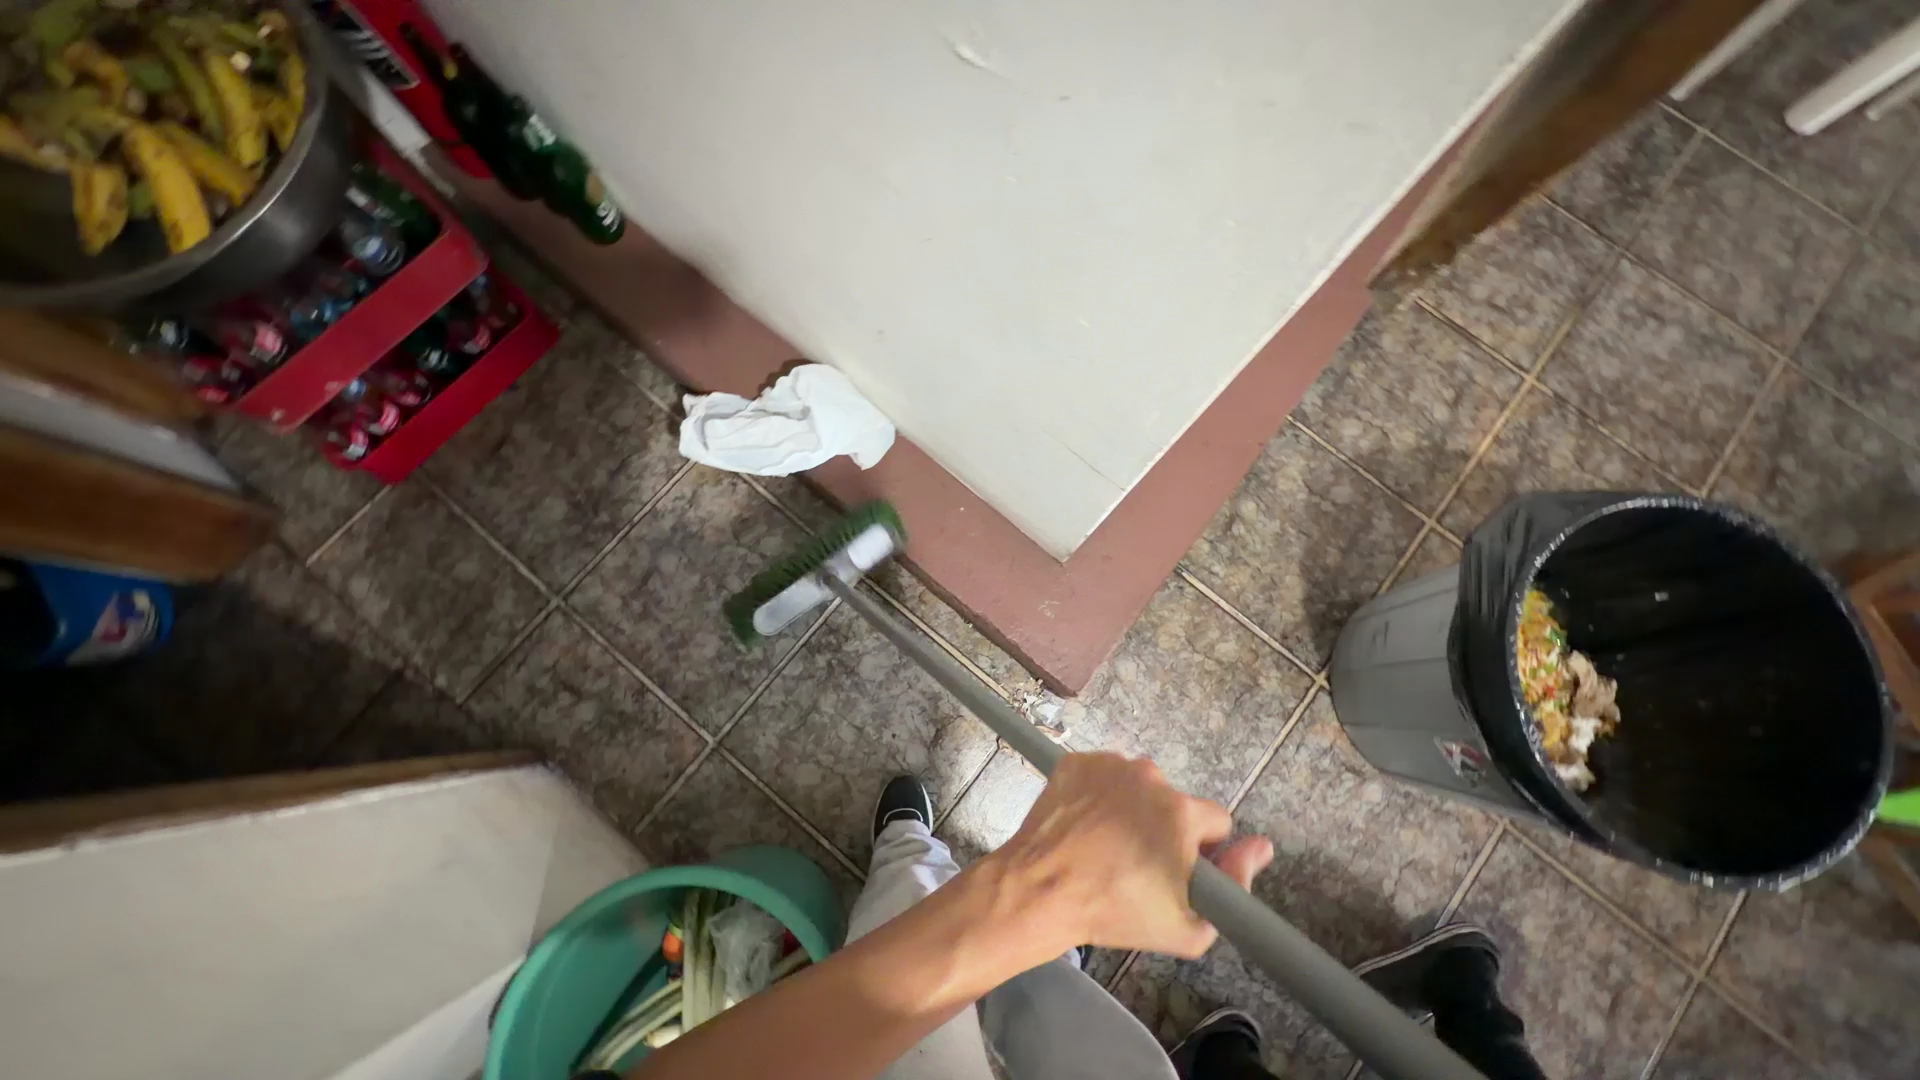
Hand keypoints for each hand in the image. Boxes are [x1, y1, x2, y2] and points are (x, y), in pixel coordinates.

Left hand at [981, 752, 1273, 960]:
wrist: (1040, 890)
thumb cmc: (1115, 912)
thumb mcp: (1190, 926)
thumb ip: (1236, 884)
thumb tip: (1261, 847)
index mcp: (1181, 810)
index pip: (1216, 820)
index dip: (1203, 848)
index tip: (1178, 868)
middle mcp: (1148, 775)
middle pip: (1172, 800)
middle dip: (1162, 825)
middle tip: (1135, 860)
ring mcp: (1108, 764)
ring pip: (1135, 785)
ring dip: (1129, 806)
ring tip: (1103, 842)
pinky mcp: (1075, 761)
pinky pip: (1100, 775)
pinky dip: (1096, 793)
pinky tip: (1082, 823)